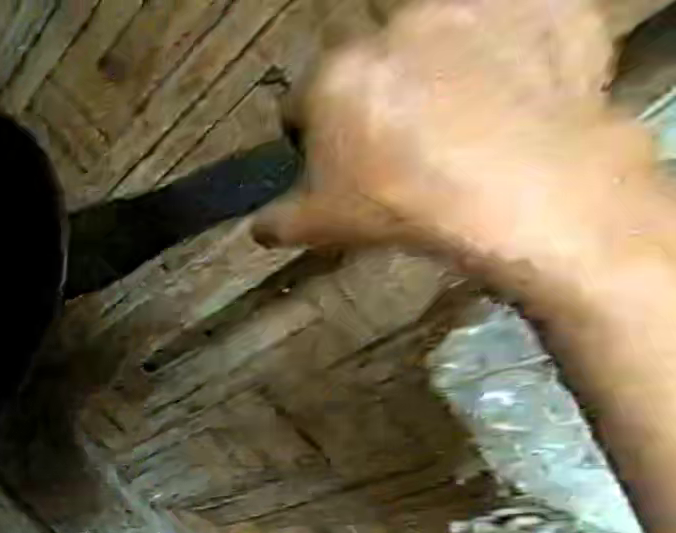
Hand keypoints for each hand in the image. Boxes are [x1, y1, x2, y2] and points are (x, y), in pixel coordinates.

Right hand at [254, 0, 661, 289]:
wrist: (521, 182)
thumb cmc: (396, 201)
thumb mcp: (309, 226)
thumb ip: (272, 218)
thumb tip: (262, 221)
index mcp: (333, 75)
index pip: (301, 99)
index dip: (309, 130)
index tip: (326, 157)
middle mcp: (400, 26)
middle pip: (373, 58)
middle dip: (374, 88)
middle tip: (389, 132)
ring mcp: (480, 7)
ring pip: (442, 35)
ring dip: (438, 62)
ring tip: (451, 108)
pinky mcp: (553, 3)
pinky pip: (517, 24)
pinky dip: (507, 50)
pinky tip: (507, 92)